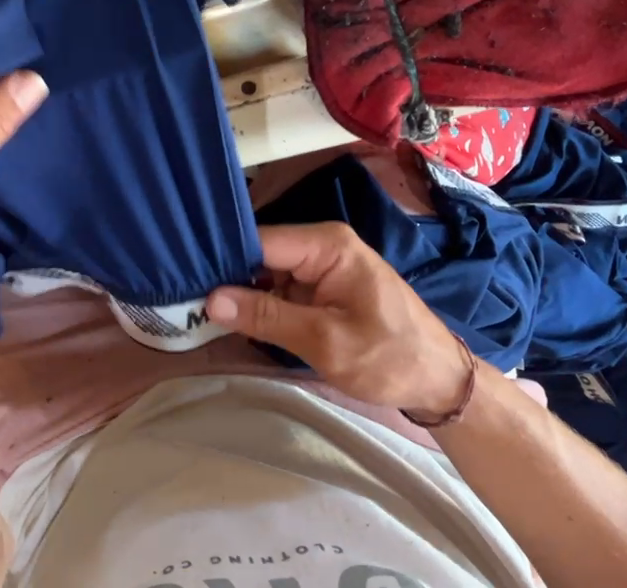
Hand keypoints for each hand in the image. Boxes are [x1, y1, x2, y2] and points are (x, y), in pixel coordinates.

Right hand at [207, 222, 472, 416]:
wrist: (443, 385)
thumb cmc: (391, 358)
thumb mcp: (326, 342)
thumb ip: (266, 317)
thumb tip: (210, 299)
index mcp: (326, 244)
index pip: (258, 241)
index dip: (222, 260)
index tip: (185, 278)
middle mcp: (320, 245)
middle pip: (257, 254)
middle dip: (226, 277)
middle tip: (184, 299)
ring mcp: (320, 266)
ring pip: (263, 273)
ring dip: (238, 293)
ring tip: (195, 308)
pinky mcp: (319, 288)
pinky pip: (277, 288)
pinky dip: (256, 305)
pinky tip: (228, 317)